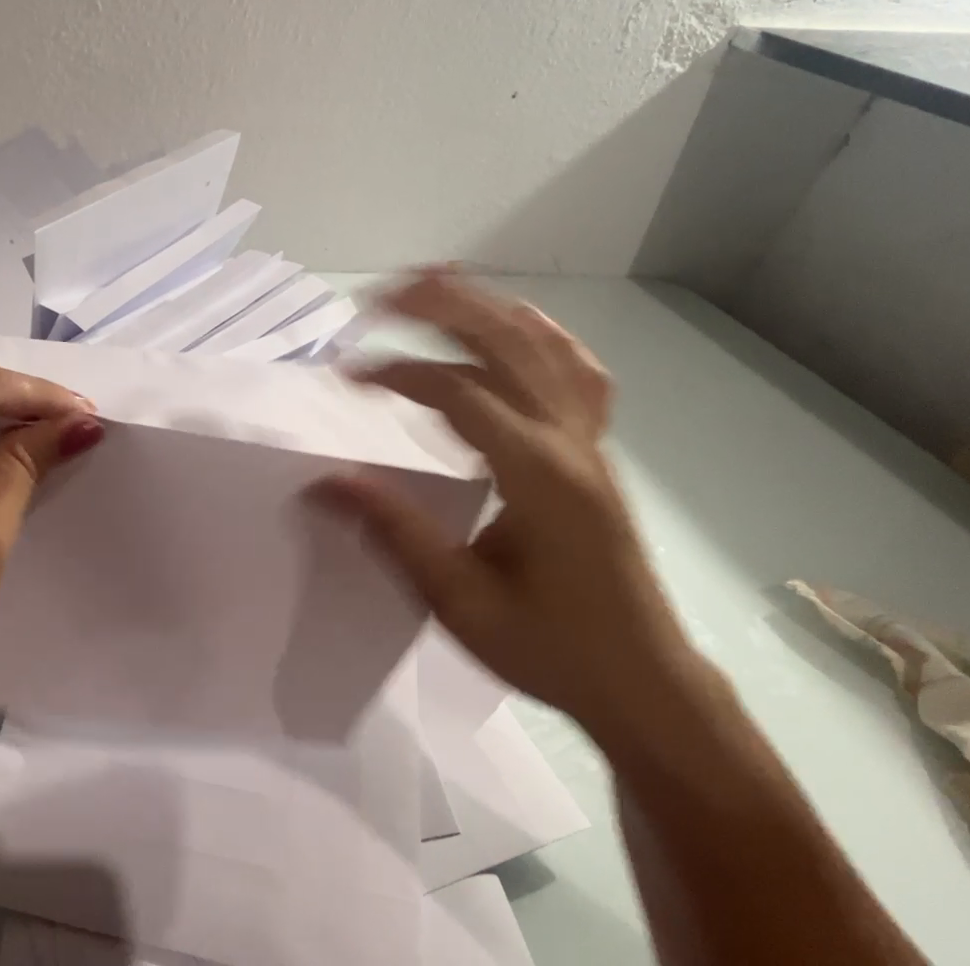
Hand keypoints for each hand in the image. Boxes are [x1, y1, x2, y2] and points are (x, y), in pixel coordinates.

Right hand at [313, 270, 700, 733]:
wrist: (645, 683)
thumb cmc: (550, 649)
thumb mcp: (459, 601)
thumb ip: (394, 531)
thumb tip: (325, 481)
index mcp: (537, 475)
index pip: (459, 394)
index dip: (396, 374)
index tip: (344, 376)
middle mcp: (570, 442)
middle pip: (507, 344)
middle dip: (441, 308)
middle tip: (378, 296)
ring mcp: (592, 443)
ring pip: (545, 348)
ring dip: (486, 308)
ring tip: (436, 285)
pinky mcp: (597, 455)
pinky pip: (576, 374)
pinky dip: (539, 338)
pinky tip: (515, 327)